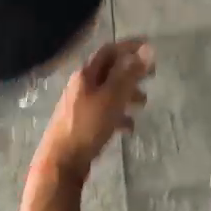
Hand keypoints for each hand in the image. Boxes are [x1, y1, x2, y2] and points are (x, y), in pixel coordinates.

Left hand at [33, 39, 155, 183]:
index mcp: (86, 74)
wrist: (59, 164)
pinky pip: (103, 112)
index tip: (149, 47)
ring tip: (143, 103)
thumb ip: (130, 74)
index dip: (129, 46)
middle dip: (131, 72)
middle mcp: (81, 85)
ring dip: (127, 94)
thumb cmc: (87, 126)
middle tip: (151, 76)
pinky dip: (118, 115)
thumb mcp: (112, 98)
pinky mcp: (80, 124)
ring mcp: (79, 105)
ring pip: (108, 92)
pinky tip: (128, 127)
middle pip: (109, 71)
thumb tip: (147, 50)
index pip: (110, 50)